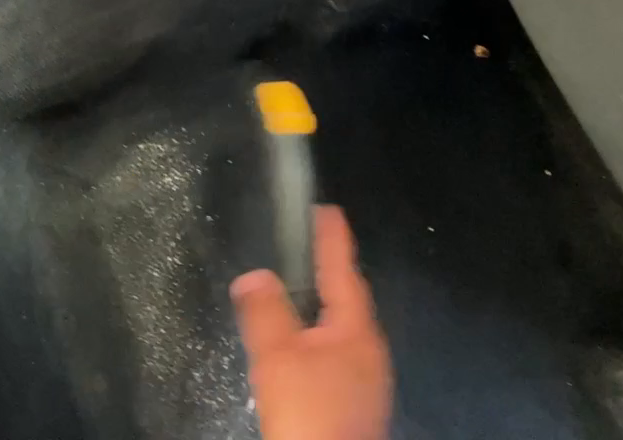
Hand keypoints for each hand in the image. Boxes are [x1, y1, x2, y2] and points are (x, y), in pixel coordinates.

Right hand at [232, 206, 392, 439]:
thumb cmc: (309, 413)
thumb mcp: (277, 357)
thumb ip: (264, 310)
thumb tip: (253, 276)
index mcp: (355, 329)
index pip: (342, 268)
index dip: (332, 237)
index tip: (326, 209)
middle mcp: (369, 350)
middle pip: (348, 298)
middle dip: (328, 271)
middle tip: (306, 245)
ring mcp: (366, 380)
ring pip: (342, 329)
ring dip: (321, 306)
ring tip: (297, 291)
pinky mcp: (355, 404)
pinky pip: (336, 352)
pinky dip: (317, 335)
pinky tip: (300, 347)